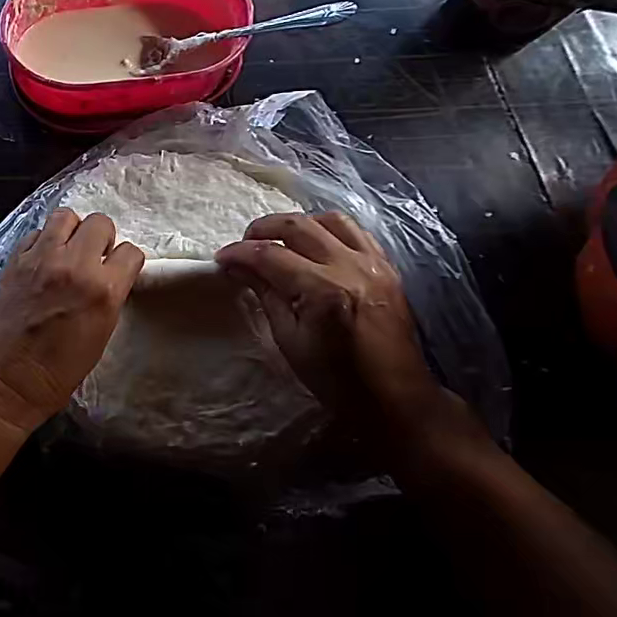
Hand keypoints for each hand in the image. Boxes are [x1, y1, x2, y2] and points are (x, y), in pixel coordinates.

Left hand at [0, 209, 144, 432]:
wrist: (10, 378)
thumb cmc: (60, 369)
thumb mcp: (102, 331)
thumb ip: (108, 295)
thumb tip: (108, 274)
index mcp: (103, 290)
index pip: (130, 252)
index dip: (125, 260)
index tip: (118, 269)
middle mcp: (73, 266)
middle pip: (100, 223)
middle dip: (102, 238)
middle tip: (93, 256)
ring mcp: (40, 259)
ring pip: (66, 216)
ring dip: (72, 230)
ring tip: (67, 250)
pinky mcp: (15, 260)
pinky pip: (35, 233)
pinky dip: (42, 242)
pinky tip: (41, 261)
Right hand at [217, 212, 475, 453]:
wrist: (396, 397)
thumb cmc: (335, 378)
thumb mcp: (288, 339)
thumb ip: (265, 294)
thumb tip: (237, 267)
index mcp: (323, 291)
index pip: (269, 256)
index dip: (238, 253)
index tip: (221, 259)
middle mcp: (350, 268)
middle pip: (297, 226)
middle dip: (262, 230)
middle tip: (244, 246)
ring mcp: (373, 264)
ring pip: (328, 220)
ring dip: (296, 225)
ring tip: (278, 241)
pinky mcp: (387, 268)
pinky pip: (355, 232)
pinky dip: (327, 231)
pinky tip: (313, 246)